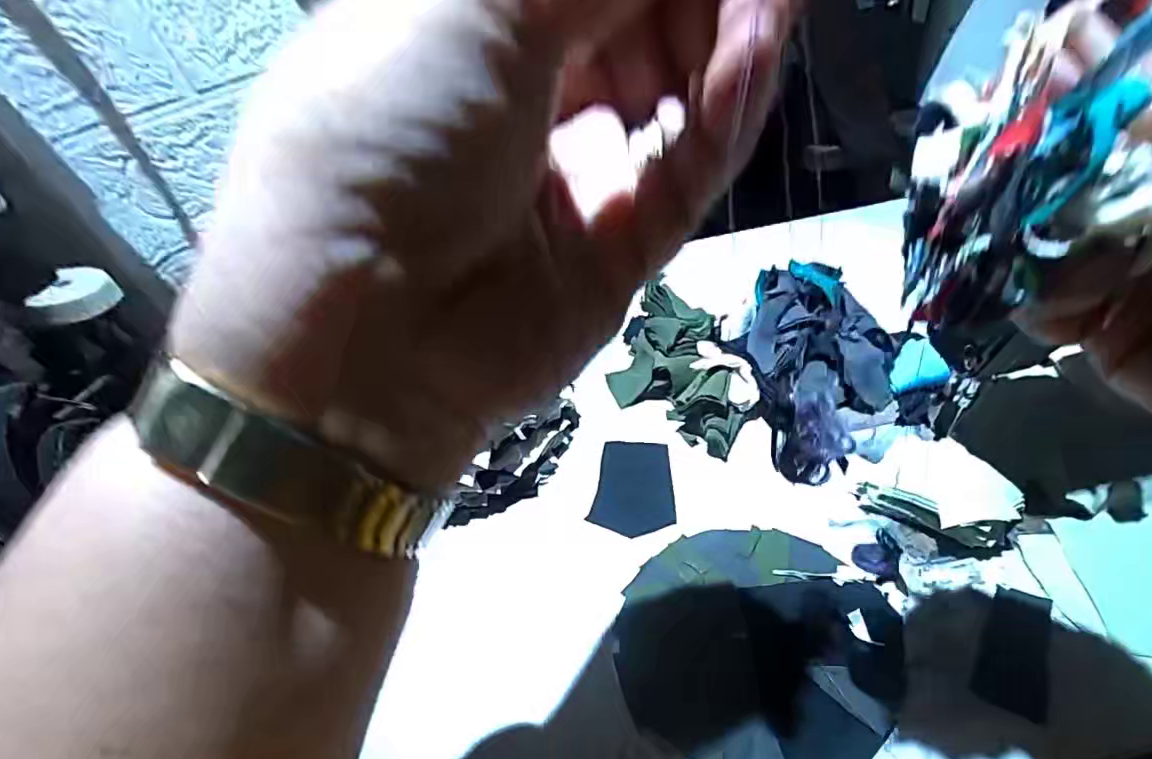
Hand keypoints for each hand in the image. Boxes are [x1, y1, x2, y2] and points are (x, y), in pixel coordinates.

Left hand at [170, 0, 800, 487]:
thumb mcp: (472, 12)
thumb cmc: (388, 142)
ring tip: (770, 9)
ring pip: (679, 107)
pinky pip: (683, 179)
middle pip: (648, 33)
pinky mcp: (626, 248)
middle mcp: (540, 96)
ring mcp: (588, 178)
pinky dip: (718, 126)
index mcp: (482, 21)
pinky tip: (750, 64)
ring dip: (727, 53)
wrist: (382, 333)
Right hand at [1027, 2, 1151, 758]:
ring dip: (1056, 235)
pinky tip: (1044, 301)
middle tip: (998, 154)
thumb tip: (1068, 61)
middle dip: (1066, 143)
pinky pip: (1111, 321)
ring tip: (1011, 240)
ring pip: (1109, 234)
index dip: (1120, 32)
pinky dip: (1071, 309)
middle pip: (1140, 135)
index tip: (1046, 52)